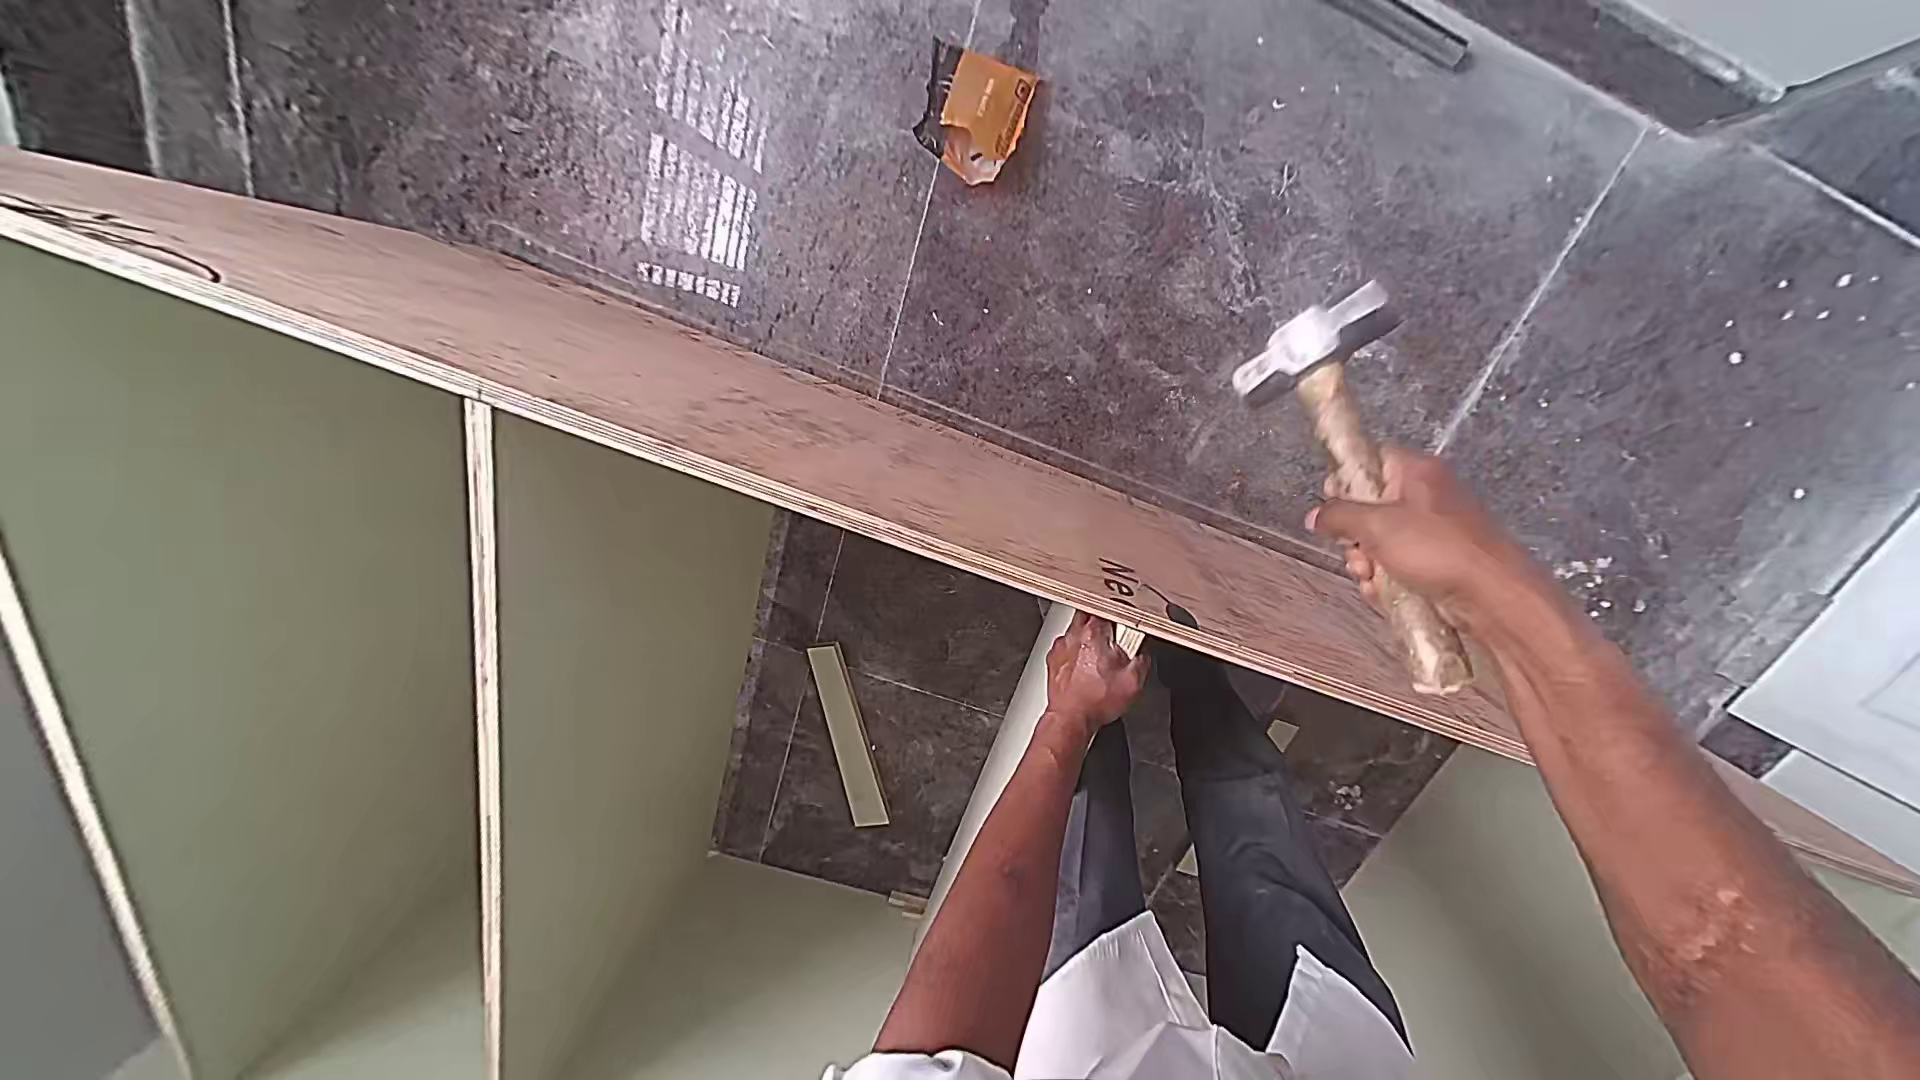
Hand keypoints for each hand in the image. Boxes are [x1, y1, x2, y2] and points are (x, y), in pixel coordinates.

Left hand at [1042, 612, 1149, 737]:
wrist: (1071, 718)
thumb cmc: (1096, 701)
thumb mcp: (1133, 682)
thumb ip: (1142, 659)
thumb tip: (1143, 652)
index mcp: (1094, 632)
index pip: (1108, 606)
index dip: (1119, 612)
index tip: (1124, 619)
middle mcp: (1074, 634)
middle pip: (1088, 612)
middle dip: (1101, 618)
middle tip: (1112, 632)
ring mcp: (1061, 646)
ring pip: (1075, 628)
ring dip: (1087, 636)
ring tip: (1099, 653)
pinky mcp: (1053, 658)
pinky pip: (1066, 646)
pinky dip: (1075, 651)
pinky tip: (1084, 665)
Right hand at [1307, 447, 1544, 624]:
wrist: (1494, 598)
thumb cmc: (1437, 551)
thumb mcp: (1375, 526)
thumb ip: (1337, 515)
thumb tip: (1315, 516)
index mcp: (1416, 473)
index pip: (1370, 459)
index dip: (1346, 478)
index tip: (1333, 502)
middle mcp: (1425, 495)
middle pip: (1367, 505)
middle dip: (1353, 533)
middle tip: (1356, 549)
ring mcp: (1432, 530)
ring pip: (1376, 539)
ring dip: (1365, 560)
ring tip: (1372, 575)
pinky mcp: (1436, 560)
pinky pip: (1394, 562)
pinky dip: (1384, 576)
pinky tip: (1385, 589)